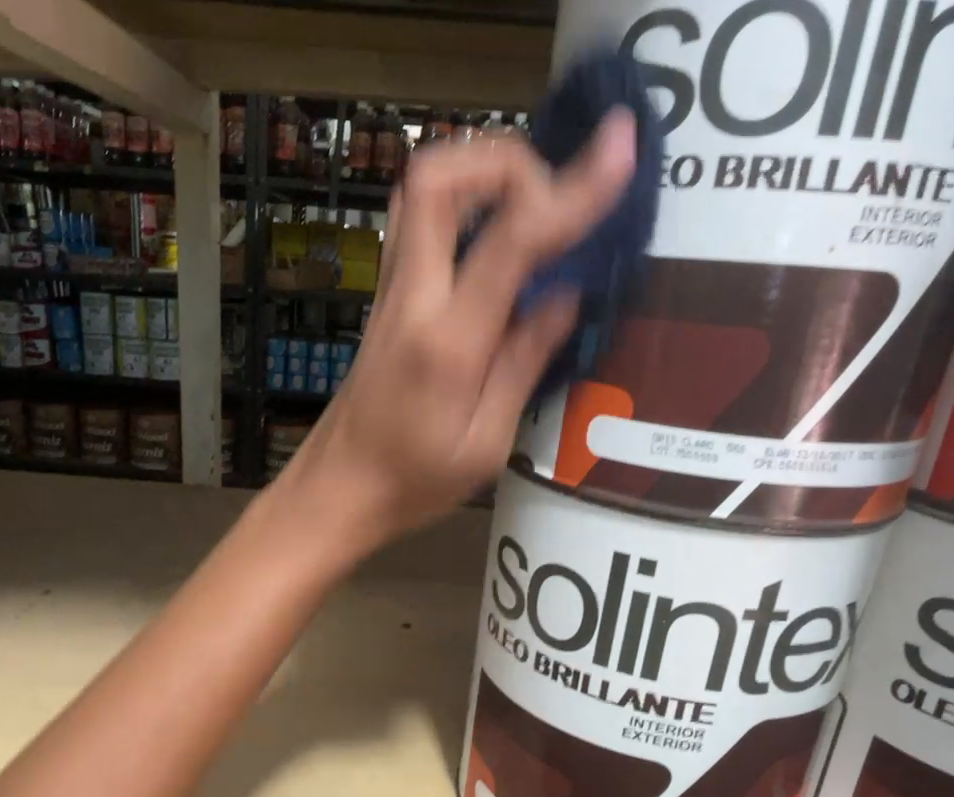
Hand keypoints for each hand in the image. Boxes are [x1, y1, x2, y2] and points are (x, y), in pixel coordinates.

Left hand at [270, 110, 637, 553]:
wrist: (334, 491)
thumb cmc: (412, 484)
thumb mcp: (485, 445)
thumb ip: (524, 364)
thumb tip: (566, 295)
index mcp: (448, 341)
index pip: (512, 239)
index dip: (571, 188)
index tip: (619, 148)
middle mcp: (411, 298)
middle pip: (436, 179)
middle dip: (504, 157)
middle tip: (554, 185)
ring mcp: (388, 293)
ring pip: (417, 191)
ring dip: (475, 172)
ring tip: (531, 198)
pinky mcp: (383, 299)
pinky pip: (414, 222)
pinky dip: (459, 201)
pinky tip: (494, 231)